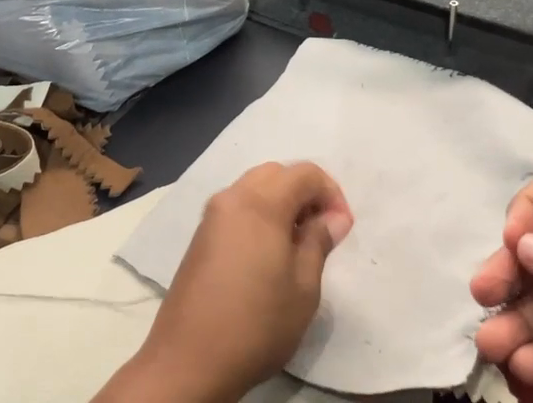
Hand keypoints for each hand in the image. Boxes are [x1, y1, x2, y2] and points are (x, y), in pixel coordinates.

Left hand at [97, 162, 352, 402]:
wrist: (189, 359)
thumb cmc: (257, 323)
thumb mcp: (303, 287)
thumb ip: (319, 242)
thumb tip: (334, 217)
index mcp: (260, 203)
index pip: (304, 173)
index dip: (331, 192)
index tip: (342, 227)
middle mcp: (232, 197)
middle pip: (276, 173)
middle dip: (304, 192)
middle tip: (321, 230)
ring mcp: (212, 215)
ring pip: (253, 187)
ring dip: (280, 202)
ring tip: (296, 243)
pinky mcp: (200, 235)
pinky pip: (236, 206)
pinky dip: (258, 214)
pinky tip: (268, 252)